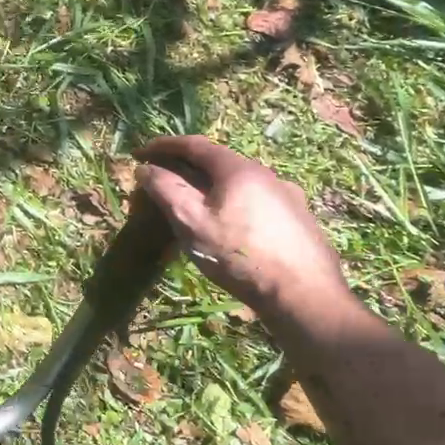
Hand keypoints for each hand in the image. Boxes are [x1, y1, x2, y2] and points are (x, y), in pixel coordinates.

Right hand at [133, 136, 349, 318]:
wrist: (306, 299)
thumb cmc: (239, 254)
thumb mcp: (189, 219)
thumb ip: (164, 187)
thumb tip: (147, 168)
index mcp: (241, 171)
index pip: (195, 145)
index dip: (163, 146)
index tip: (138, 153)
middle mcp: (270, 178)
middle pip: (218, 164)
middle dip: (185, 169)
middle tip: (160, 182)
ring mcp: (290, 200)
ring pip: (237, 184)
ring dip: (209, 188)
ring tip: (190, 206)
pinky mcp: (300, 222)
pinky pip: (254, 202)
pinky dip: (230, 203)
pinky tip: (223, 226)